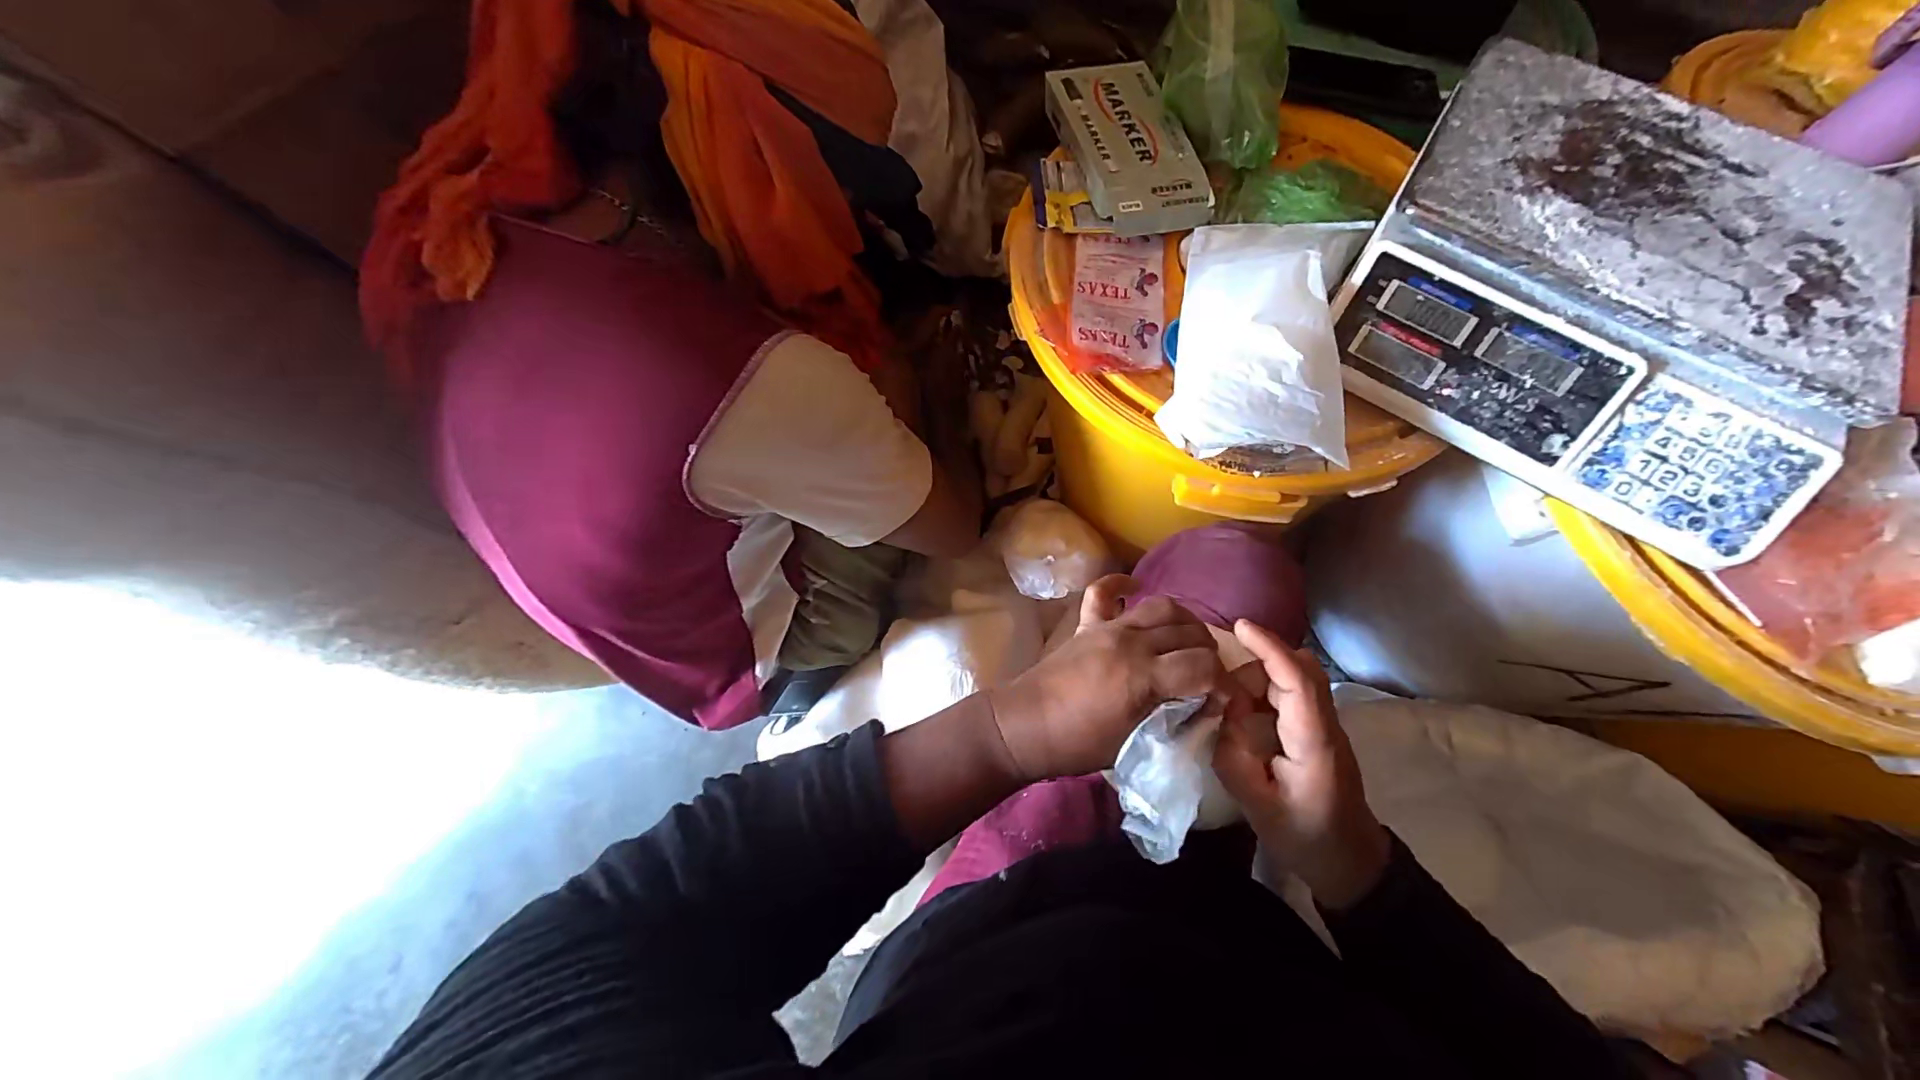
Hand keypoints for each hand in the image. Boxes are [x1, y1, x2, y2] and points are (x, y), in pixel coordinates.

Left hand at [987, 574, 1228, 781]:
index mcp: (1143, 676)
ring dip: (1184, 621)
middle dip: (1209, 654)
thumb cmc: (1078, 745)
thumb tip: (1204, 706)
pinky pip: (1104, 591)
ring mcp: (1107, 628)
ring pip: (1160, 607)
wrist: (1024, 727)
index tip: (1225, 700)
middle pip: (1189, 633)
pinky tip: (1136, 587)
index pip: (1205, 666)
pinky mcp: (1086, 625)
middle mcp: (1129, 642)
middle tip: (1209, 676)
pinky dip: (1122, 584)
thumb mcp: (1135, 743)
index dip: (1224, 684)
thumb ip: (1174, 720)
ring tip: (1189, 642)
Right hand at [1213, 620, 1390, 909]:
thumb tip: (1219, 713)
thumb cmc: (1307, 838)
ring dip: (1257, 681)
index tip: (1239, 627)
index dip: (1269, 648)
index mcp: (1314, 742)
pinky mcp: (1315, 733)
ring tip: (1226, 707)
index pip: (1297, 680)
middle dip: (1256, 665)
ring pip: (1294, 680)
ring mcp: (1324, 728)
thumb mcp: (1258, 805)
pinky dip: (1262, 692)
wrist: (1351, 863)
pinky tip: (1239, 713)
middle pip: (1298, 670)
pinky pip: (1289, 696)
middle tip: (1220, 691)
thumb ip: (1233, 756)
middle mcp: (1324, 725)